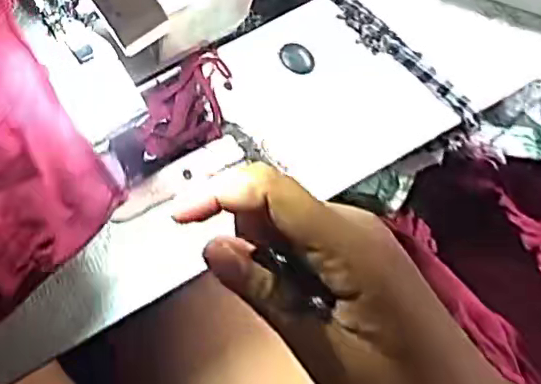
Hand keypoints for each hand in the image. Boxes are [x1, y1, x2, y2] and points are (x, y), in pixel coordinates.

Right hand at [174, 164, 502, 383]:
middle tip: (262, 294)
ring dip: (269, 254)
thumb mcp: (326, 353)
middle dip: (249, 236)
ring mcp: (359, 232)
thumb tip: (211, 247)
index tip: (179, 215)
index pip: (267, 187)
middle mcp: (352, 221)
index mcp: (347, 238)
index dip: (217, 191)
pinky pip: (305, 235)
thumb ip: (265, 293)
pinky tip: (307, 302)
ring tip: (297, 310)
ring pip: (284, 218)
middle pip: (271, 200)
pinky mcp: (361, 247)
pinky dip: (289, 262)